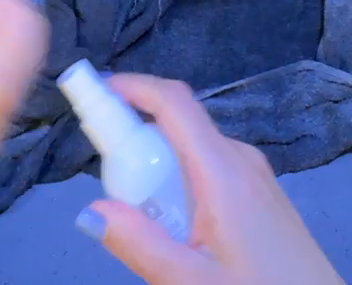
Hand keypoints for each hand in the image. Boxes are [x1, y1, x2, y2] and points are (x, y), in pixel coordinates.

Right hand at [81, 74, 343, 284]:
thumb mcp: (193, 284)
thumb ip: (141, 245)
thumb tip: (90, 209)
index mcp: (224, 170)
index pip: (175, 102)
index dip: (134, 86)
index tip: (97, 89)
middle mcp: (240, 157)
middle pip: (180, 125)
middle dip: (139, 139)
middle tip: (112, 181)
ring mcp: (255, 172)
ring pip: (194, 149)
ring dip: (160, 166)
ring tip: (144, 217)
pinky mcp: (261, 190)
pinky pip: (210, 167)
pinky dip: (182, 181)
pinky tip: (179, 229)